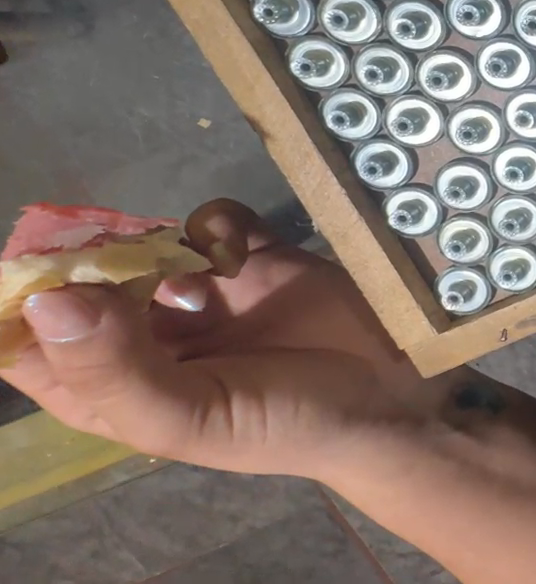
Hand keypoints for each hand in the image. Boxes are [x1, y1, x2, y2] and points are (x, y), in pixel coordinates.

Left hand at [1, 199, 443, 481]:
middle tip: (126, 262)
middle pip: (89, 282)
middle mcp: (150, 333)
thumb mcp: (185, 416)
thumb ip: (113, 366)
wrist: (388, 395)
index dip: (23, 305)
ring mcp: (212, 293)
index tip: (40, 277)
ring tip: (195, 268)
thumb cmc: (280, 422)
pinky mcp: (269, 261)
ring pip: (151, 247)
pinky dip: (220, 223)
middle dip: (94, 263)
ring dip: (158, 243)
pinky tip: (238, 250)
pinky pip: (225, 226)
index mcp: (110, 383)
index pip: (29, 339)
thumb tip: (51, 297)